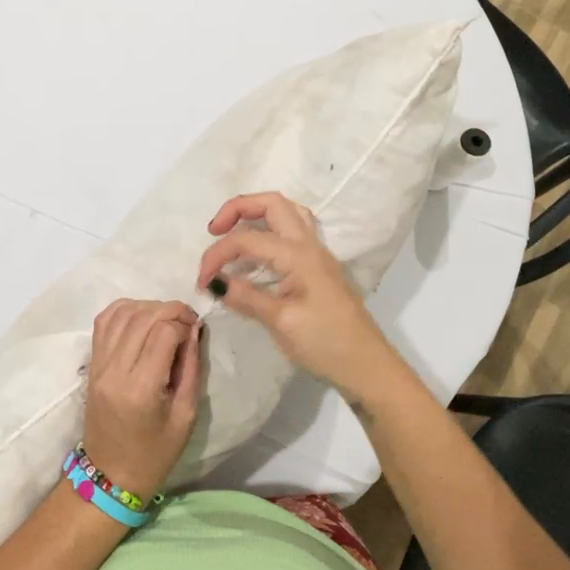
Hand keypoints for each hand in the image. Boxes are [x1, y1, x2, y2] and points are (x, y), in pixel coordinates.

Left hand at [80, 299, 203, 501]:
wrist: (110, 475)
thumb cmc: (155, 454)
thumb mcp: (185, 416)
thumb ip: (191, 369)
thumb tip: (194, 329)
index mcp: (141, 389)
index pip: (164, 332)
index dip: (185, 324)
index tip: (196, 331)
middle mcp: (114, 370)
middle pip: (143, 317)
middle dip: (170, 310)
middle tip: (188, 319)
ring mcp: (98, 365)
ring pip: (122, 313)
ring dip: (148, 307)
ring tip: (167, 319)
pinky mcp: (91, 364)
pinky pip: (103, 322)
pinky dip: (124, 310)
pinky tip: (142, 317)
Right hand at [196, 192, 397, 395]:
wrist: (367, 366)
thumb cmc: (326, 343)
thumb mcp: (281, 323)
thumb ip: (246, 297)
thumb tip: (215, 282)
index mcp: (298, 255)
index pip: (247, 239)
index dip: (217, 254)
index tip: (202, 281)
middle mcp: (309, 245)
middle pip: (272, 203)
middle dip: (238, 209)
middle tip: (214, 231)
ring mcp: (317, 254)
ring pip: (286, 212)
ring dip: (256, 214)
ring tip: (232, 234)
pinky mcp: (318, 266)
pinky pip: (291, 231)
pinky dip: (268, 230)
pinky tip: (256, 253)